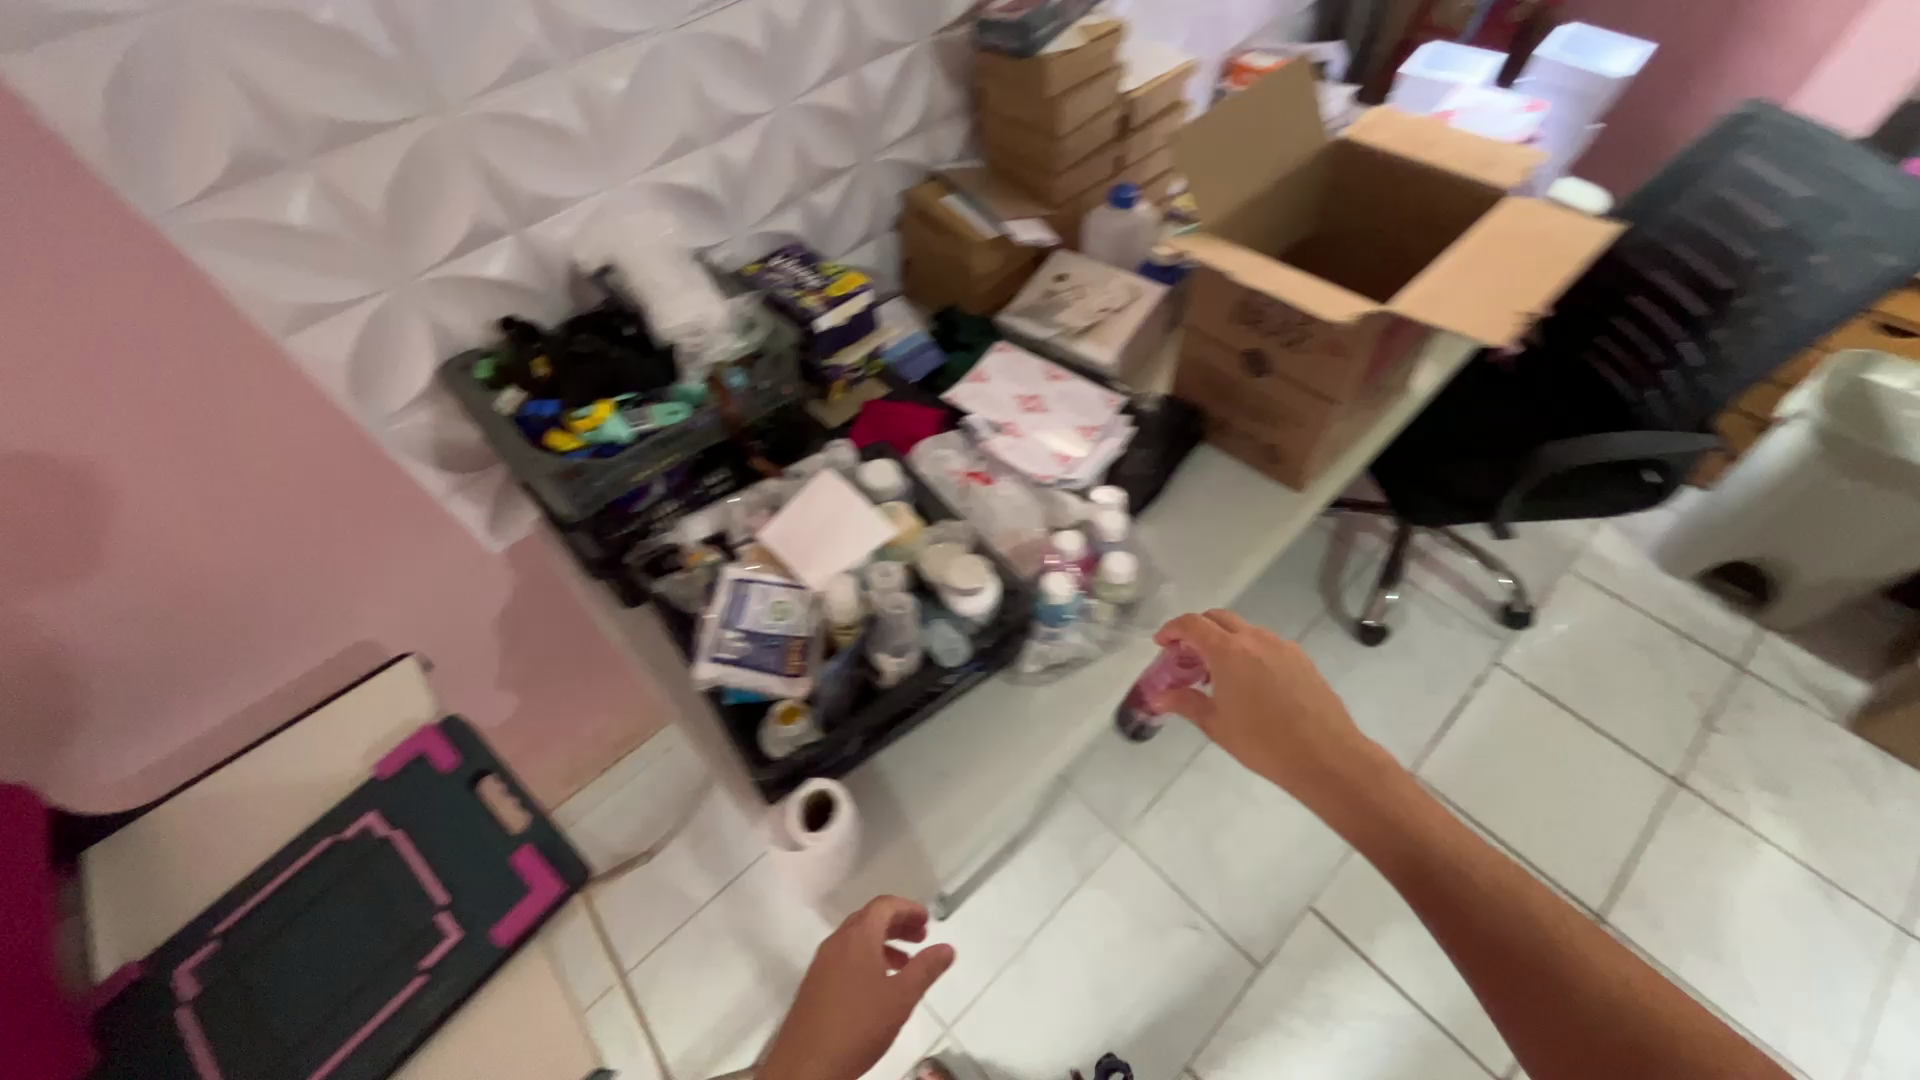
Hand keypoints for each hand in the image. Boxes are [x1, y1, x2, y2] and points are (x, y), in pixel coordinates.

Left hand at [759, 897, 955, 1079]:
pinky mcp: (814, 984)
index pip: (884, 905)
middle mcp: (837, 942)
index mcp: (858, 937)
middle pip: (869, 918)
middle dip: (897, 924)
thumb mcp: (901, 998)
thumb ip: (926, 969)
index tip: (927, 921)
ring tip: (904, 965)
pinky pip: (844, 957)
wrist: (805, 1066)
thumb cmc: (858, 1026)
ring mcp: (822, 963)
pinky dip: (866, 959)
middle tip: (920, 938)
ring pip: (856, 939)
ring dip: (883, 943)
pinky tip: (878, 987)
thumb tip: (948, 947)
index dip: (908, 908)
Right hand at [1153, 610, 1383, 806]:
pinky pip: (1266, 644)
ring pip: (1245, 630)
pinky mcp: (1302, 659)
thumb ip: (1184, 703)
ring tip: (1217, 673)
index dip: (1172, 629)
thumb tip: (1159, 697)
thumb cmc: (1263, 742)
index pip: (1192, 624)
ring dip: (1224, 641)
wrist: (1326, 757)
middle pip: (1218, 618)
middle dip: (1197, 630)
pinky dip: (1248, 651)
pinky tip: (1249, 683)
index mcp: (1229, 651)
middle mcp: (1255, 639)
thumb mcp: (1215, 724)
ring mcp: (1282, 646)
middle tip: (1186, 656)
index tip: (1161, 644)